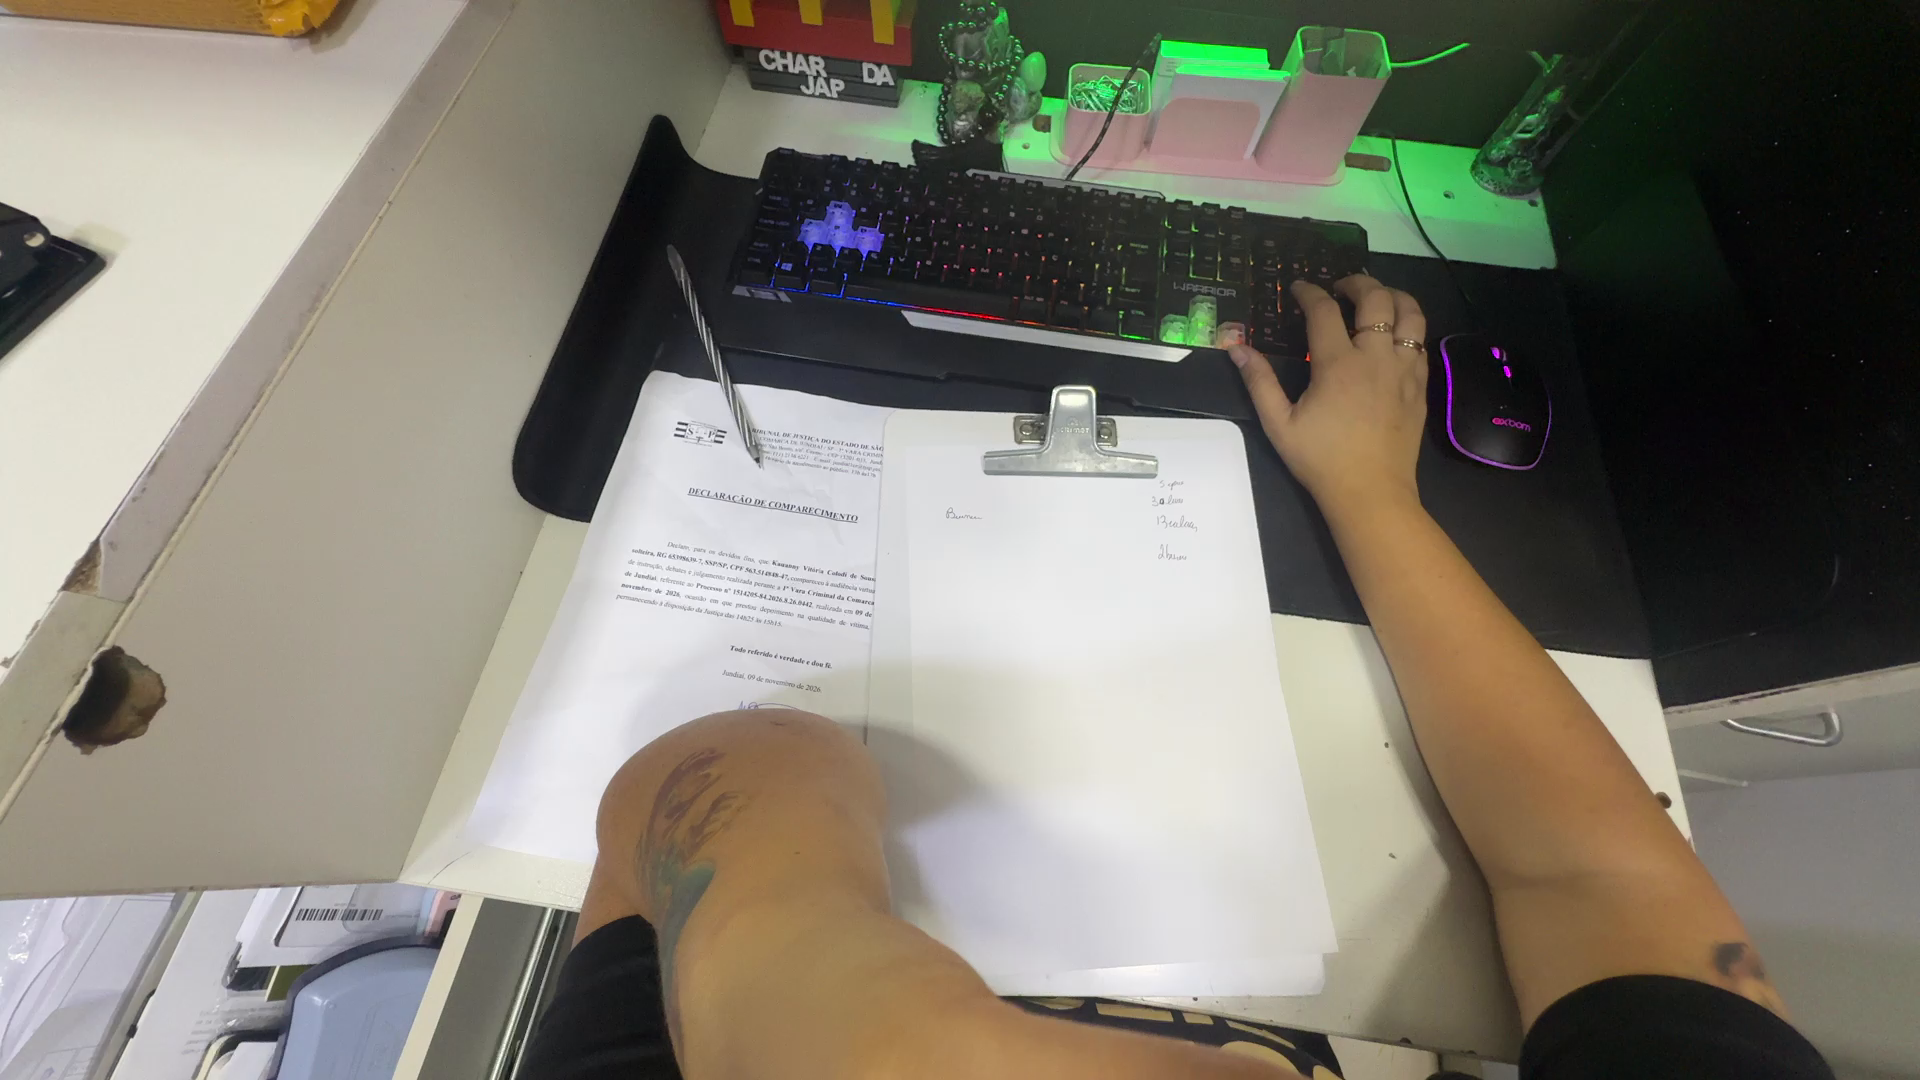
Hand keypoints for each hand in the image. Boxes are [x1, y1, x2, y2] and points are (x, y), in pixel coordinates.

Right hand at [1217, 275, 1428, 513]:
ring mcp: (1404, 369)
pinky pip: (1421, 340)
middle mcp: (1376, 357)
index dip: (1309, 293)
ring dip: (1392, 295)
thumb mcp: (1278, 424)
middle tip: (1340, 286)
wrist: (1370, 491)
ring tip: (1376, 297)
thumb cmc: (1319, 459)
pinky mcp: (1420, 384)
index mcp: (1338, 365)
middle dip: (1357, 283)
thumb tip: (1237, 349)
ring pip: (1410, 312)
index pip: (1324, 311)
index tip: (1299, 287)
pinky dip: (1408, 325)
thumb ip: (1259, 382)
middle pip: (1376, 299)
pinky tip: (1394, 334)